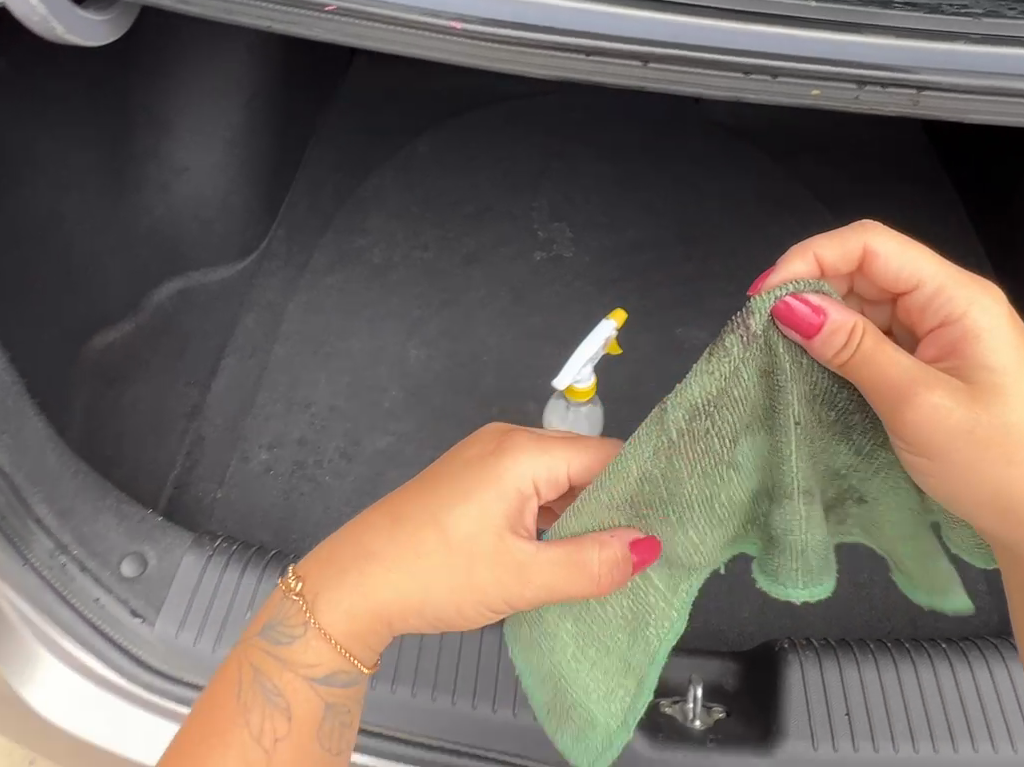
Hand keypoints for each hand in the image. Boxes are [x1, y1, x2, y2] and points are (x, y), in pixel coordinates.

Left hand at [291, 424, 660, 663]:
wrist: (355, 582)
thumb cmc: (435, 574)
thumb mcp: (521, 578)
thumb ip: (591, 563)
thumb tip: (649, 546)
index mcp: (523, 452)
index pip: (606, 457)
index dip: (640, 490)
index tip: (669, 526)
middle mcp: (508, 441)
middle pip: (583, 464)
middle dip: (610, 506)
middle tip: (640, 552)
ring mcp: (487, 456)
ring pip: (556, 478)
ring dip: (578, 514)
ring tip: (604, 557)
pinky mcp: (474, 477)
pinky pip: (530, 486)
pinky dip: (550, 515)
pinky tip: (559, 550)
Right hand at [752, 220, 1023, 553]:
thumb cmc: (997, 464)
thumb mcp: (916, 404)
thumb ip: (852, 347)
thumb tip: (787, 306)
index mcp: (956, 297)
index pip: (871, 245)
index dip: (810, 258)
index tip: (763, 297)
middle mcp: (948, 302)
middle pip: (866, 267)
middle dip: (812, 287)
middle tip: (765, 327)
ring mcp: (942, 332)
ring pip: (866, 301)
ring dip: (824, 317)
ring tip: (781, 346)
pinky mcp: (933, 361)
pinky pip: (876, 334)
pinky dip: (842, 343)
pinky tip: (815, 362)